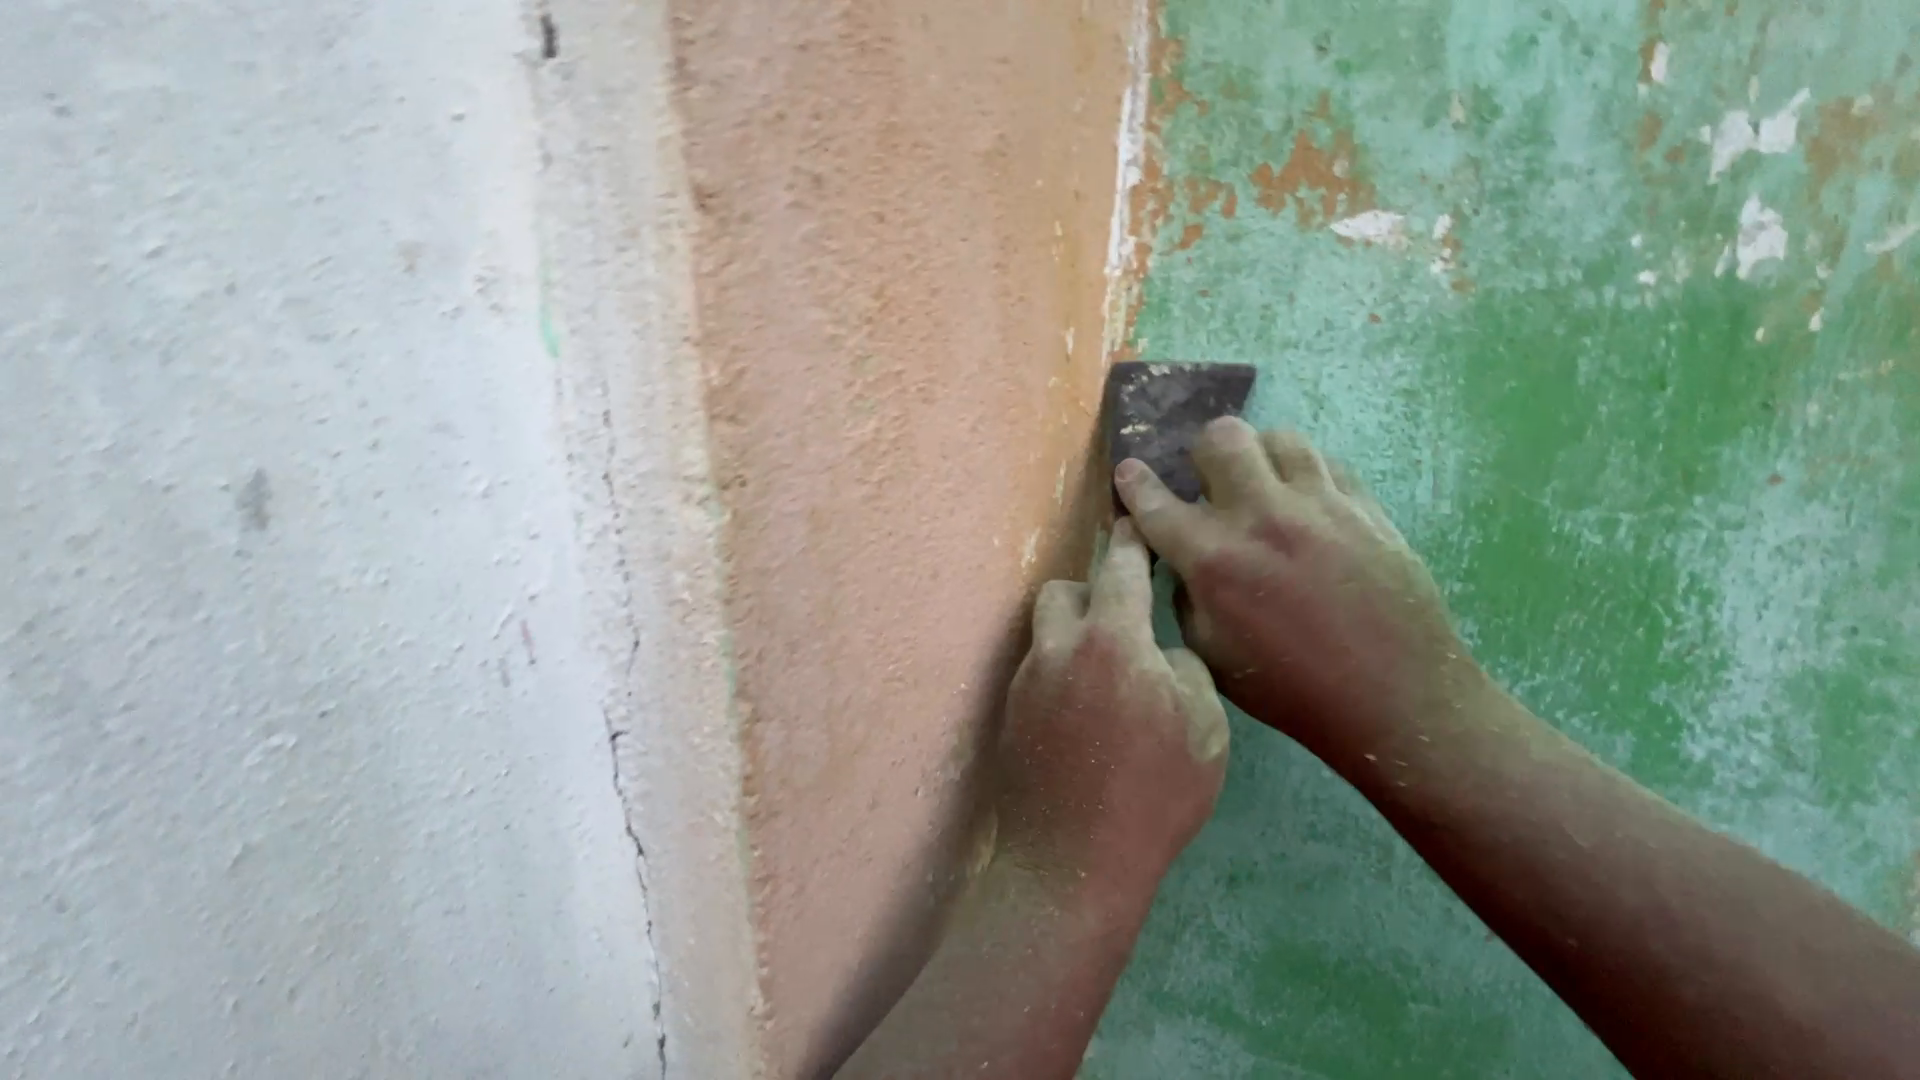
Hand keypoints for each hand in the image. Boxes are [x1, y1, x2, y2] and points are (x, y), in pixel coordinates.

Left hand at [994, 519, 1229, 898]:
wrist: (1071, 863)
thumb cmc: (1153, 795)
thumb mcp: (1205, 729)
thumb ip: (1184, 669)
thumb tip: (1161, 653)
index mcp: (1112, 640)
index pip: (1121, 568)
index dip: (1132, 540)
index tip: (1135, 520)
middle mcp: (1058, 648)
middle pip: (1066, 590)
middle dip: (1095, 592)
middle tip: (1126, 624)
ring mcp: (1026, 681)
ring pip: (1046, 631)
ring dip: (1074, 634)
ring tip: (1106, 672)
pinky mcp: (1009, 714)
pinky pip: (1036, 671)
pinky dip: (1060, 672)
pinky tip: (1084, 713)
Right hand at [1113, 418, 1485, 769]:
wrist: (1393, 696)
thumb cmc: (1290, 686)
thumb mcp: (1210, 654)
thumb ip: (1185, 596)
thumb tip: (1182, 559)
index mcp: (1213, 558)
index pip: (1154, 501)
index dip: (1133, 482)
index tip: (1129, 472)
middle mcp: (1262, 516)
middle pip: (1220, 438)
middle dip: (1200, 453)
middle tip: (1207, 482)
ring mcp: (1319, 505)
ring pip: (1278, 438)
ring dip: (1257, 456)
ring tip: (1260, 485)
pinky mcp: (1365, 507)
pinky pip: (1326, 463)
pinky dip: (1304, 475)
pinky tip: (1305, 504)